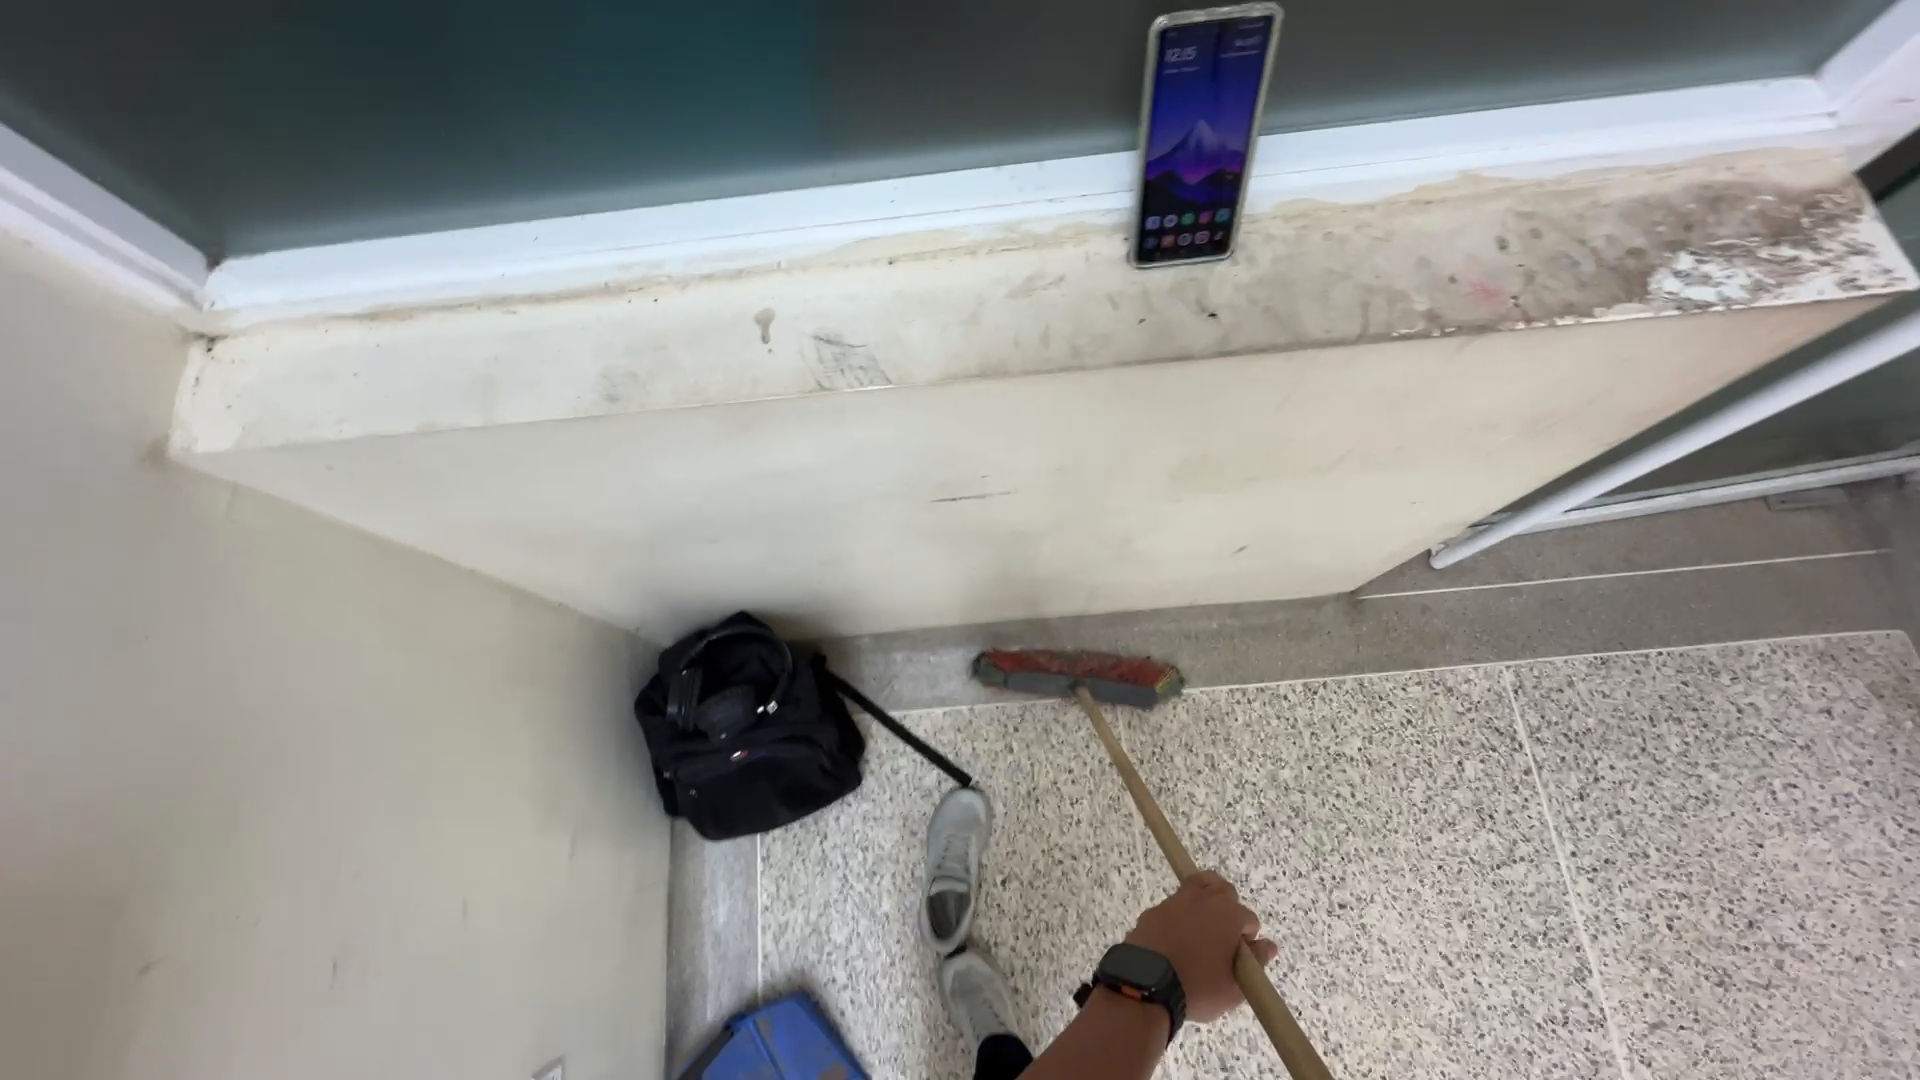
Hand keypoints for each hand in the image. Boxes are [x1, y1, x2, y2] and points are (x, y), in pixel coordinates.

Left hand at [1123, 871, 1278, 1023]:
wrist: (1147, 983)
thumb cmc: (1198, 986)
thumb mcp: (1235, 987)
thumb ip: (1256, 962)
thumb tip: (1269, 945)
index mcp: (1228, 914)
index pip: (1249, 918)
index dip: (1248, 937)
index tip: (1241, 955)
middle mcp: (1203, 898)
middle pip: (1223, 890)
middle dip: (1229, 908)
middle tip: (1225, 936)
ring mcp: (1175, 900)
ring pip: (1198, 885)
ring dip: (1205, 900)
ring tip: (1204, 929)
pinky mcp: (1154, 909)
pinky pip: (1174, 904)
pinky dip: (1180, 913)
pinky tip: (1177, 936)